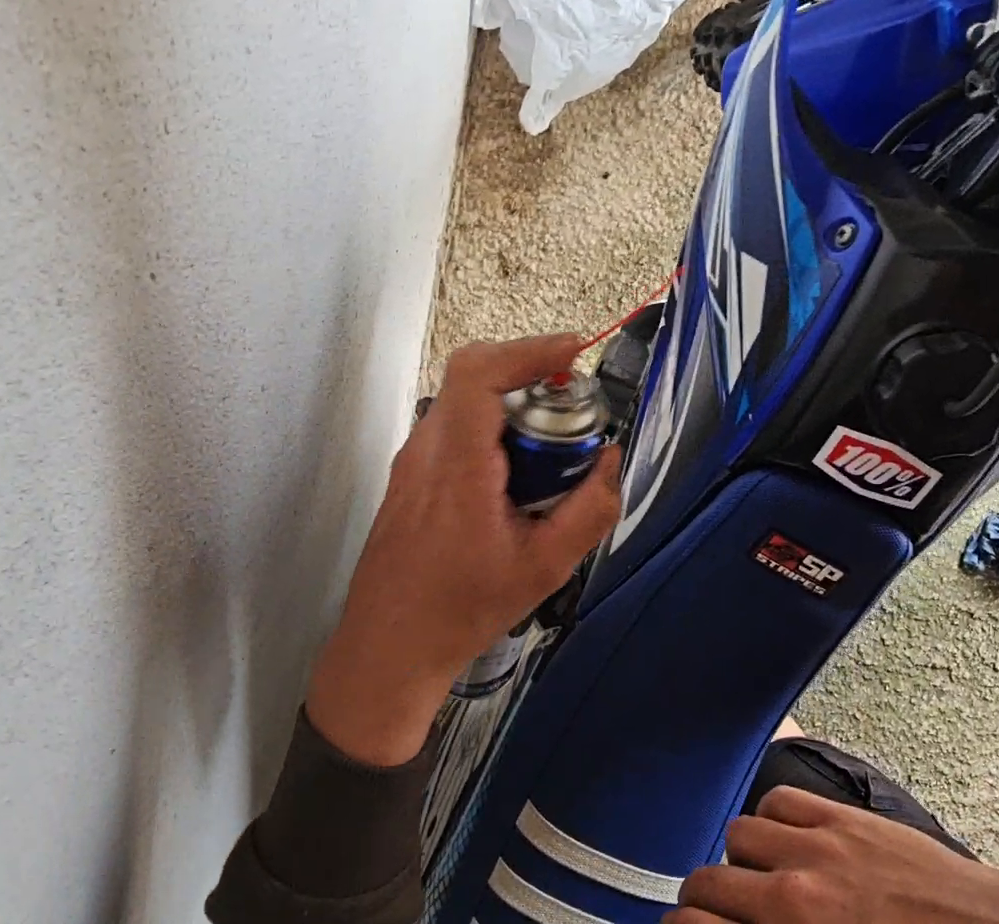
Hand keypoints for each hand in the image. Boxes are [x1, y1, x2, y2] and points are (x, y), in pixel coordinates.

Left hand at [305, 334, 621, 765]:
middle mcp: (427, 449)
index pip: (481, 375)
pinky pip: (455, 426)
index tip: (575, 350)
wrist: (388, 647)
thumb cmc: (463, 609)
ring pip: (463, 399)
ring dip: (510, 398)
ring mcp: (412, 460)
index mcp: (458, 466)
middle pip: (472, 373)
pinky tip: (516, 471)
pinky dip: (492, 425)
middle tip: (570, 395)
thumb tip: (611, 458)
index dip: (530, 350)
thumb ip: (589, 510)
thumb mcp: (544, 567)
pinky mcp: (410, 476)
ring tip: (550, 439)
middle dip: (527, 368)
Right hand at [671, 787, 998, 923]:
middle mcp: (793, 894)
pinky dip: (772, 818)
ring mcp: (818, 848)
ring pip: (738, 832)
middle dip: (701, 898)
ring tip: (756, 874)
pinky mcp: (843, 818)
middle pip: (707, 879)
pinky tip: (785, 838)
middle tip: (711, 909)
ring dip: (740, 857)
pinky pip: (779, 800)